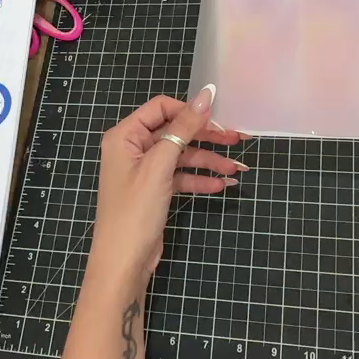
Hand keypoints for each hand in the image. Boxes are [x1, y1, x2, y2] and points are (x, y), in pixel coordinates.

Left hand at [88, 85, 246, 289]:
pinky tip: (221, 185)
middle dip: (205, 137)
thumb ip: (183, 129)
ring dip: (207, 161)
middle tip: (236, 140)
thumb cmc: (135, 210)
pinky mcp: (154, 190)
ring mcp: (144, 170)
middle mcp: (132, 148)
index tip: (218, 119)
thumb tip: (206, 95)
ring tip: (235, 169)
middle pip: (174, 131)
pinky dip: (199, 180)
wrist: (122, 264)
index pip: (161, 108)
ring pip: (181, 156)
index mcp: (125, 135)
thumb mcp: (160, 166)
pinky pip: (180, 176)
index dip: (189, 111)